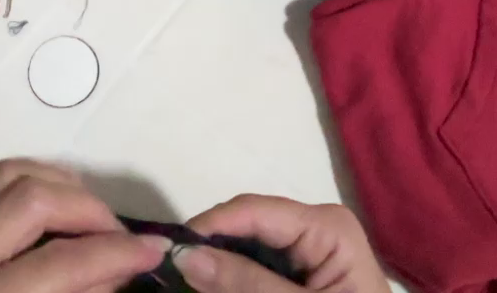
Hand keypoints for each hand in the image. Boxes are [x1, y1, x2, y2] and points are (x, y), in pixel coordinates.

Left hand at [0, 159, 169, 292]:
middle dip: (89, 211)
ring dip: (59, 184)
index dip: (111, 253)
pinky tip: (56, 195)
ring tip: (93, 213)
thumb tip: (124, 262)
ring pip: (8, 173)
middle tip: (122, 234)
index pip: (55, 266)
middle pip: (30, 201)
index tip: (154, 249)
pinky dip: (29, 174)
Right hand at [177, 194, 384, 291]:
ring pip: (248, 247)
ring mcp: (309, 250)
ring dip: (220, 266)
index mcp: (326, 225)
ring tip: (187, 280)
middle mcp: (315, 226)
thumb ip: (247, 284)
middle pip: (247, 226)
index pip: (254, 210)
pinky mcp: (301, 274)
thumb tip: (185, 254)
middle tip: (173, 270)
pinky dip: (237, 280)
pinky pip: (259, 266)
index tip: (170, 249)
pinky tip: (216, 288)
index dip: (210, 225)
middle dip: (212, 248)